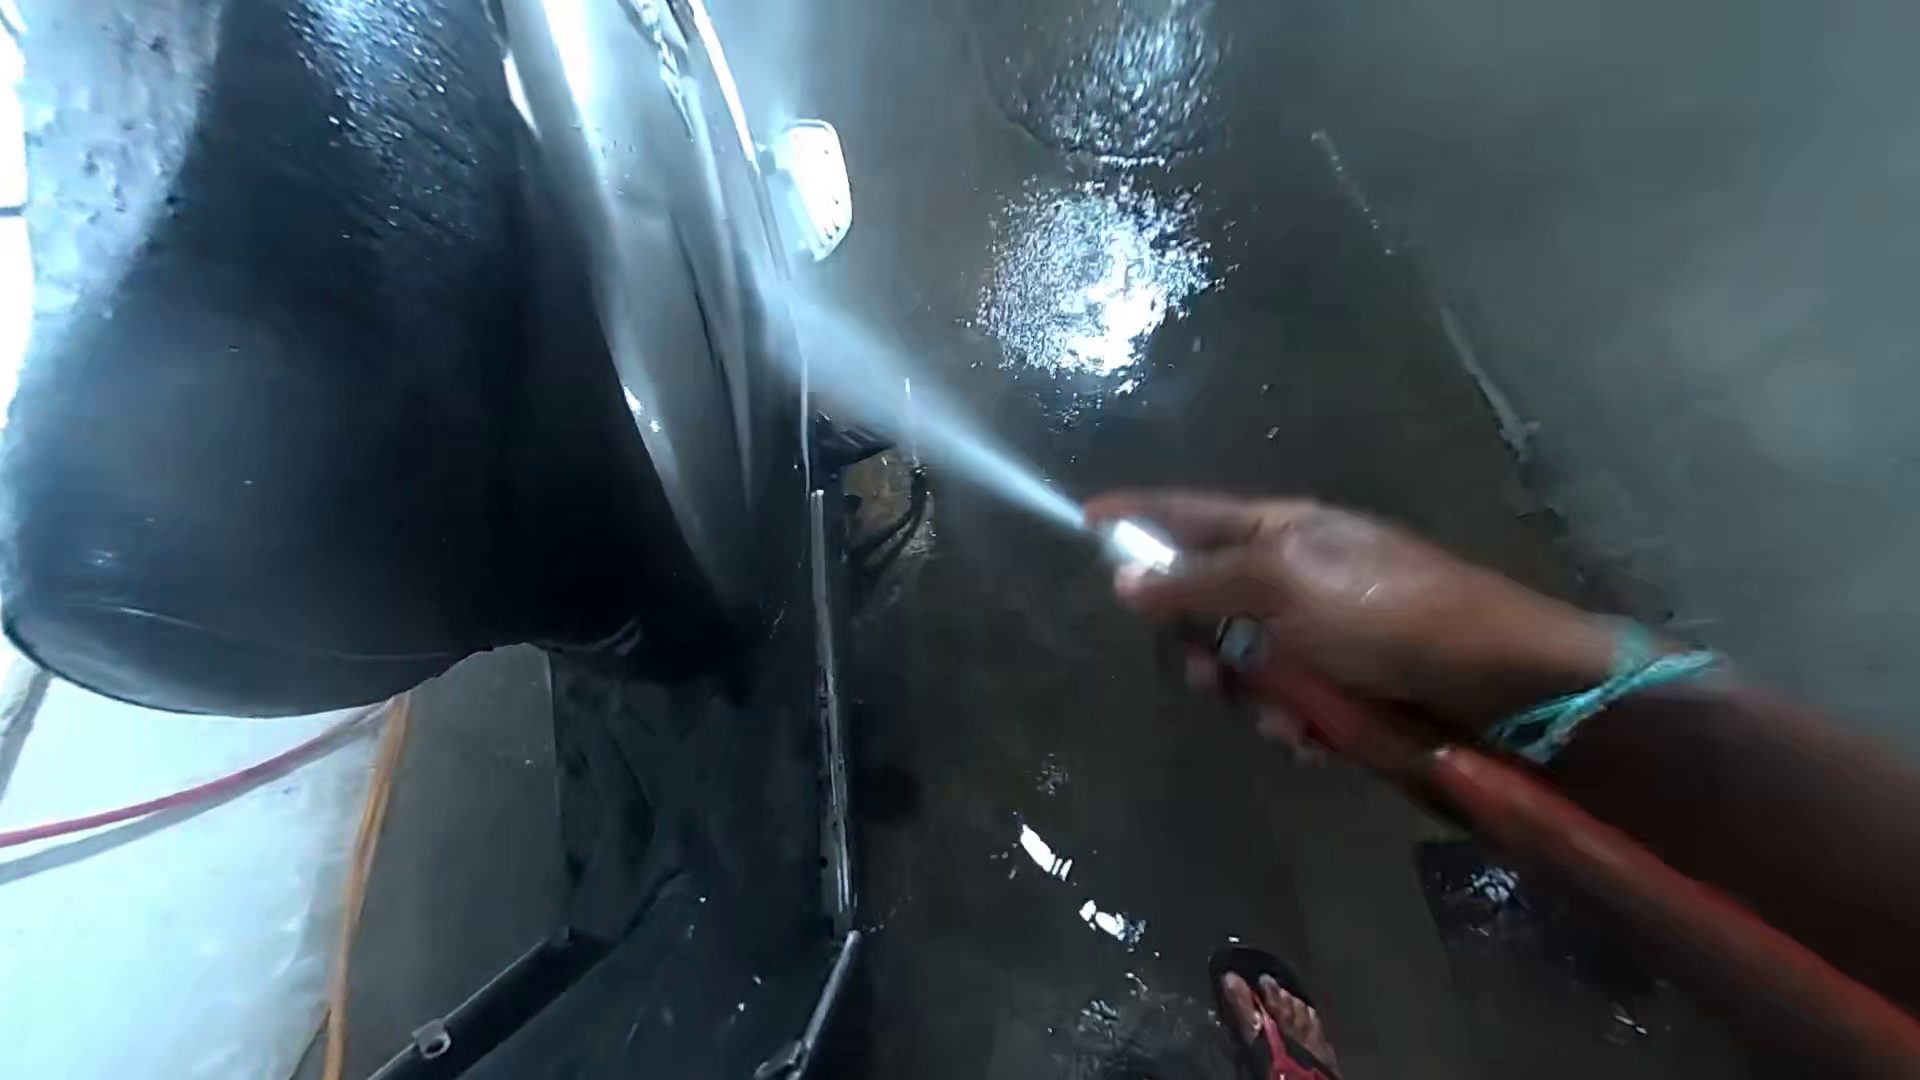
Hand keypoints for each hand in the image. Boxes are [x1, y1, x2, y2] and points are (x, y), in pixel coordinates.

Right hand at [1085, 491, 1618, 737]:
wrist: (1501, 685)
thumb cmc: (1385, 610)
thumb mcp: (1282, 583)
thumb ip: (1196, 582)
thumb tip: (1122, 581)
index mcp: (1271, 533)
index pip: (1183, 513)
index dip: (1134, 514)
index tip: (1085, 518)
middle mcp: (1278, 577)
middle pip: (1194, 600)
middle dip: (1193, 642)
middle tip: (1204, 670)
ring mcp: (1301, 631)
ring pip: (1227, 660)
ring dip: (1244, 692)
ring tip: (1283, 713)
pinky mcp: (1323, 680)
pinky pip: (1268, 697)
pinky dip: (1283, 718)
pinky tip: (1311, 732)